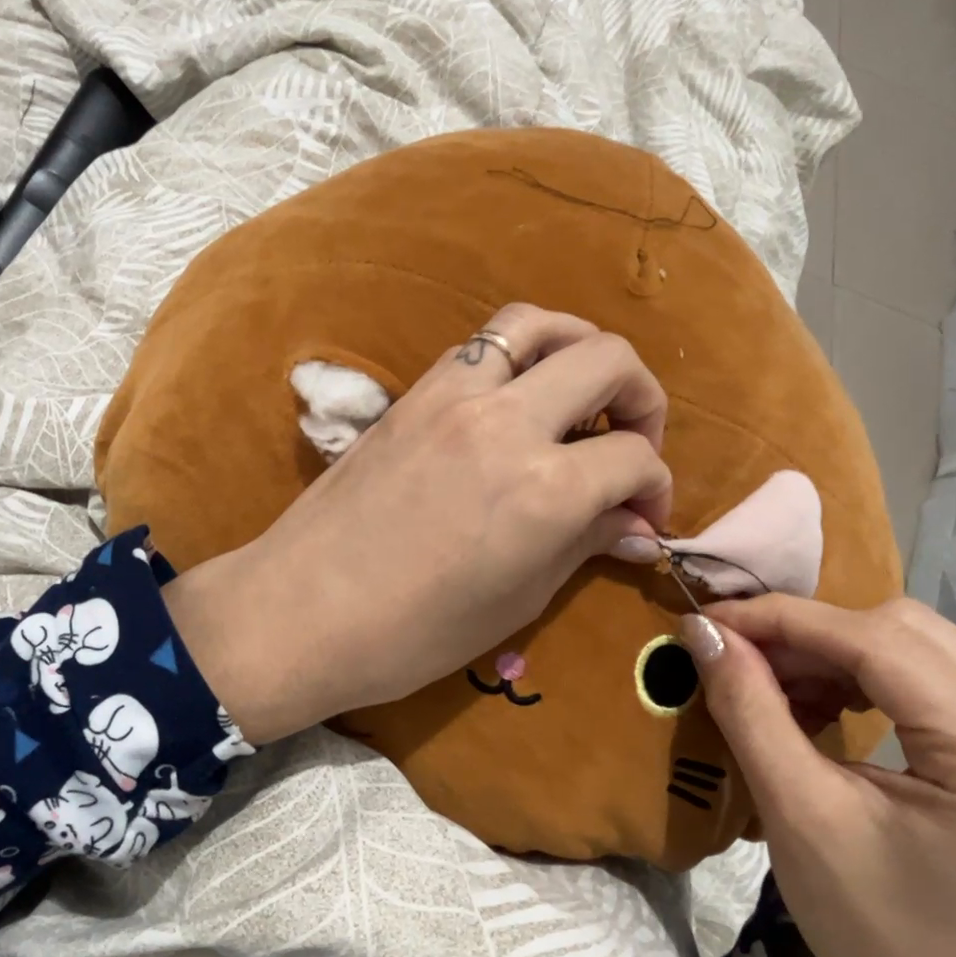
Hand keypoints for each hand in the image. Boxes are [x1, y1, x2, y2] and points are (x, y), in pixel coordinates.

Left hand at [164, 303, 671, 742]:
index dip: (655, 489)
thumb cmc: (412, 633)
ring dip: (578, 349)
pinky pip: (480, 347)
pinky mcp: (411, 395)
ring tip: (583, 394)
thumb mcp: (516, 601)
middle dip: (642, 398)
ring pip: (537, 323)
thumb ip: (582, 546)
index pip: (634, 458)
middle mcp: (508, 421)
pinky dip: (517, 356)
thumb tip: (634, 527)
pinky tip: (516, 402)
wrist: (301, 611)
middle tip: (631, 444)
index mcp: (547, 487)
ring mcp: (452, 397)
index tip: (642, 520)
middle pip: (608, 360)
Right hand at [681, 597, 955, 956]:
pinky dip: (867, 674)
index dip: (786, 620)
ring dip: (835, 652)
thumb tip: (701, 629)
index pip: (884, 644)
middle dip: (810, 635)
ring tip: (776, 688)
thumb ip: (749, 708)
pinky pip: (939, 672)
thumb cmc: (864, 922)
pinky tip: (824, 704)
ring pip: (922, 643)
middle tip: (738, 659)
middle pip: (910, 631)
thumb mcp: (796, 812)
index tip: (707, 620)